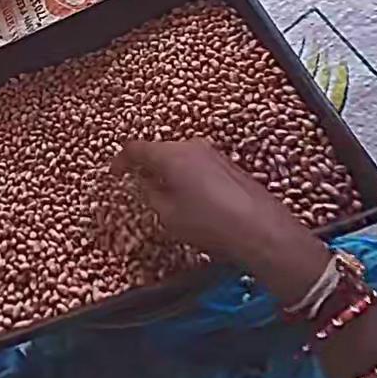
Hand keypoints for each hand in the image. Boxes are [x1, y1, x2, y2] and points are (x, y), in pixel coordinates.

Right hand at [113, 140, 326, 294]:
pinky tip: (190, 200)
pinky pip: (197, 166)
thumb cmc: (210, 223)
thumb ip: (150, 194)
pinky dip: (187, 177)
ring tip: (164, 197)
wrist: (262, 230)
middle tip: (137, 187)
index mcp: (171, 154)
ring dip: (168, 173)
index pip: (136, 148)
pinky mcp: (228, 166)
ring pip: (180, 158)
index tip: (115, 173)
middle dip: (146, 167)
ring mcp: (213, 154)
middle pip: (160, 151)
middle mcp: (192, 146)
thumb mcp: (168, 215)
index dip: (121, 160)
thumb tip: (145, 184)